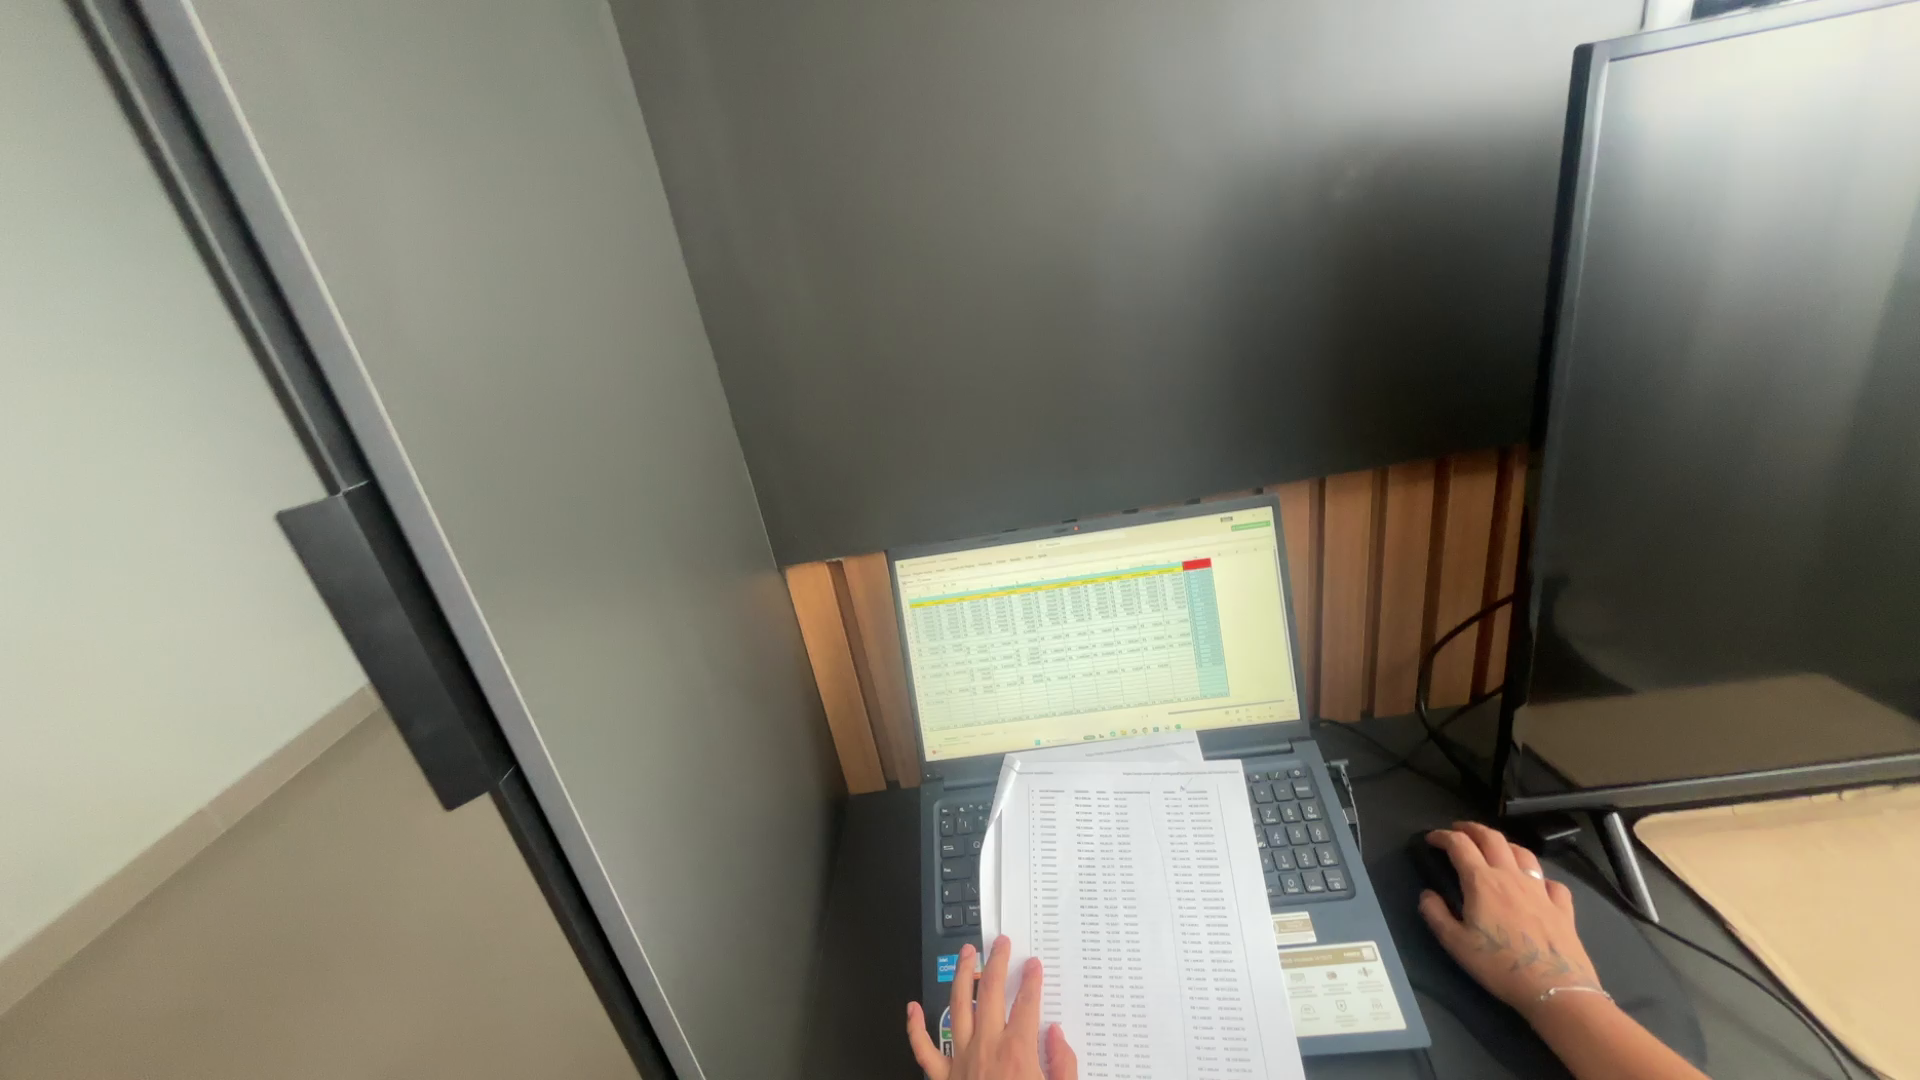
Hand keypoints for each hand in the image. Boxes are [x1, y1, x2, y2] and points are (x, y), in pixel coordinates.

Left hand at [907, 936, 1076, 1079]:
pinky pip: (924, 1050)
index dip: (1032, 980)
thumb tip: (1056, 1034)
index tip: (1034, 965)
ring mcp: (961, 1061)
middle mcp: (986, 1049)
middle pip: (991, 992)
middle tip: (1001, 944)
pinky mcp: (942, 1079)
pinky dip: (915, 1027)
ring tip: (966, 953)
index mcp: (1017, 1054)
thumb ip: (1063, 1066)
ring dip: (962, 975)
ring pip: (957, 1005)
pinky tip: (912, 1007)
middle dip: (997, 963)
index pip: (1027, 1004)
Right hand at [1418, 822, 1602, 1022]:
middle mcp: (1511, 877)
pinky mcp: (1564, 909)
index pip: (1459, 844)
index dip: (1442, 836)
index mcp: (1482, 882)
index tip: (1431, 839)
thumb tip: (1428, 894)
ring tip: (1494, 849)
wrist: (1558, 992)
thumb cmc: (1500, 965)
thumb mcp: (1454, 943)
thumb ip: (1434, 913)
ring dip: (1504, 844)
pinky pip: (1552, 882)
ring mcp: (1541, 892)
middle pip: (1492, 838)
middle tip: (1458, 830)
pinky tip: (1535, 886)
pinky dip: (1539, 877)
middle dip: (1472, 828)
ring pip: (1523, 853)